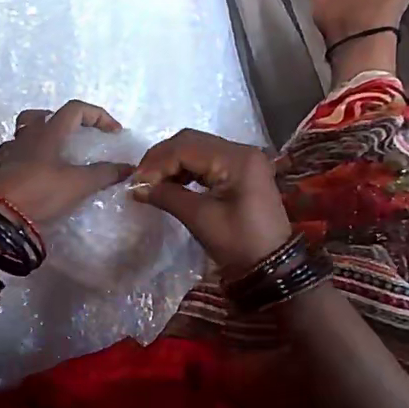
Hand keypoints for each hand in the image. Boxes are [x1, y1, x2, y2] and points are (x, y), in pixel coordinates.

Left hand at [0, 101, 134, 225]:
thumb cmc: (41, 191)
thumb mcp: (79, 184)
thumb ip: (105, 174)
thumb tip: (128, 168)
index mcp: (49, 132)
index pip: (75, 109)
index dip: (98, 115)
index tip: (114, 132)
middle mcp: (28, 137)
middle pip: (42, 114)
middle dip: (62, 120)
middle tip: (76, 135)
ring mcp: (11, 153)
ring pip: (23, 132)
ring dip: (40, 135)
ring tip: (54, 151)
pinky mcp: (2, 171)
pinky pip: (13, 155)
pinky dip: (25, 157)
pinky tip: (34, 170)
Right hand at [128, 129, 292, 272]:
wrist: (272, 266)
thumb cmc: (239, 243)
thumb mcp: (201, 219)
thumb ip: (168, 196)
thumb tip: (136, 188)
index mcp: (237, 159)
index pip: (186, 147)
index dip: (157, 163)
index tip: (136, 183)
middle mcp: (241, 151)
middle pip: (191, 141)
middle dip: (162, 159)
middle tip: (141, 180)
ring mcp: (243, 160)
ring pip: (197, 149)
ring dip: (172, 163)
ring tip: (152, 183)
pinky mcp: (240, 171)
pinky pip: (206, 161)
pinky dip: (185, 170)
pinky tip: (170, 184)